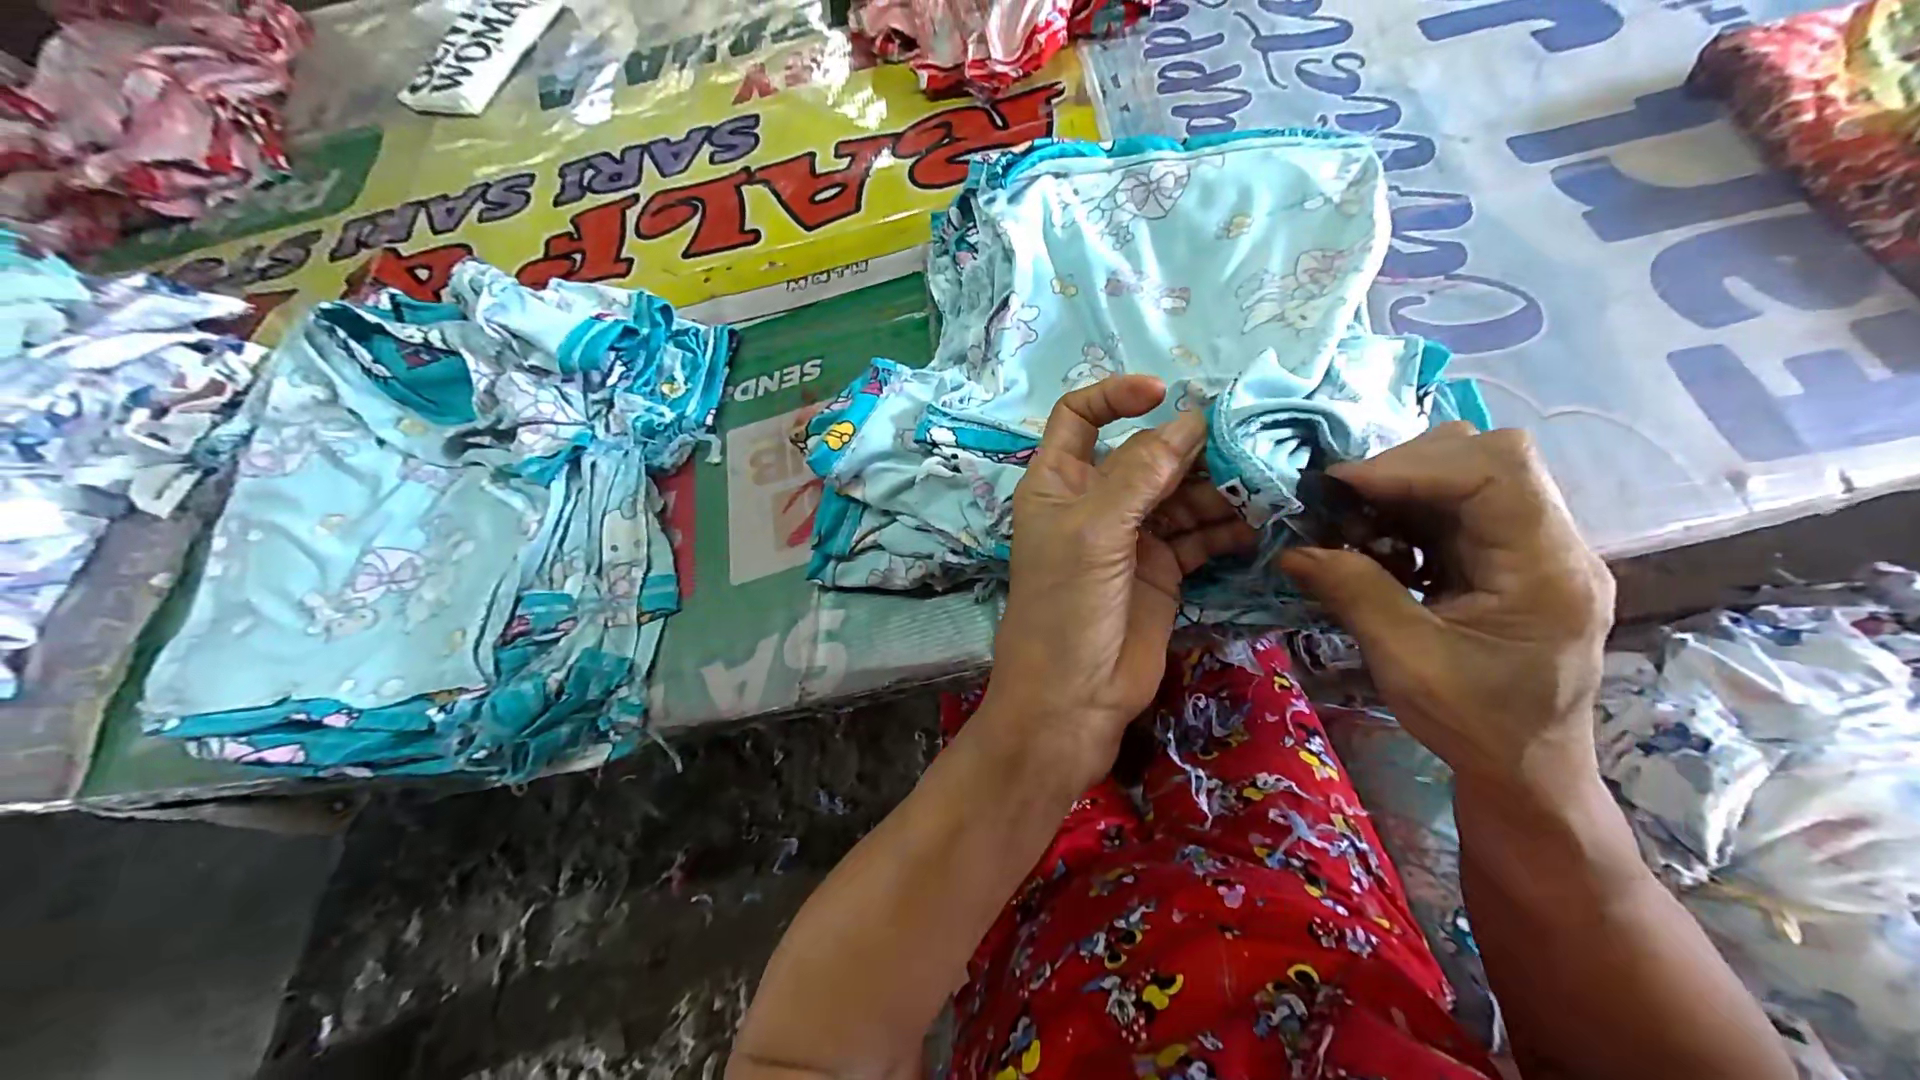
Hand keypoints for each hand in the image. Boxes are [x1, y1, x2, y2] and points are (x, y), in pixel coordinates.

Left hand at [983, 376, 1256, 790]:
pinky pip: (1199, 534)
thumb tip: (1189, 420)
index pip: (1080, 416)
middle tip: (1243, 444)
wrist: (1074, 697)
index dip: (1116, 397)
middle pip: (1146, 454)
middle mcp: (1095, 502)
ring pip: (1179, 493)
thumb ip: (1141, 472)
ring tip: (1258, 486)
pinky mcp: (1163, 569)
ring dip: (1216, 487)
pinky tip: (1254, 526)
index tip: (1163, 393)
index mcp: (1059, 482)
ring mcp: (1131, 536)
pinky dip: (1225, 527)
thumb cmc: (1066, 607)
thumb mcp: (1096, 531)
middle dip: (1189, 447)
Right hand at [1279, 424, 1613, 799]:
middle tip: (1342, 505)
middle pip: (1487, 457)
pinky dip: (1405, 512)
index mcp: (1547, 571)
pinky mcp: (1505, 556)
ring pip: (1469, 473)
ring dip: (1400, 489)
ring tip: (1354, 525)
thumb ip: (1354, 594)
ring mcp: (1531, 547)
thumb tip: (1292, 549)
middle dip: (1403, 469)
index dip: (1412, 465)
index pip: (1496, 472)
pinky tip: (1376, 544)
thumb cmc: (1476, 723)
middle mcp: (1551, 544)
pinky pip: (1455, 505)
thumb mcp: (1407, 662)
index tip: (1341, 487)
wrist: (1526, 767)